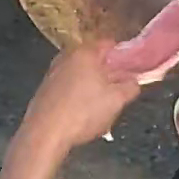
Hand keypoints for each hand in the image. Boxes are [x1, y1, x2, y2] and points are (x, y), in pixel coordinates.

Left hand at [16, 42, 140, 155]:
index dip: (125, 54)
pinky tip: (85, 108)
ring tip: (105, 100)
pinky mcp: (45, 89)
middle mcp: (66, 57)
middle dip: (110, 70)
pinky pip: (69, 84)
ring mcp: (53, 73)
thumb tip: (133, 82)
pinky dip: (80, 91)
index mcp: (85, 53)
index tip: (134, 68)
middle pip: (94, 58)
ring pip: (81, 72)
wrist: (44, 135)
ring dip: (95, 82)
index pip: (109, 44)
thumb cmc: (84, 112)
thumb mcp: (118, 100)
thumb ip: (131, 86)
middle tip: (122, 85)